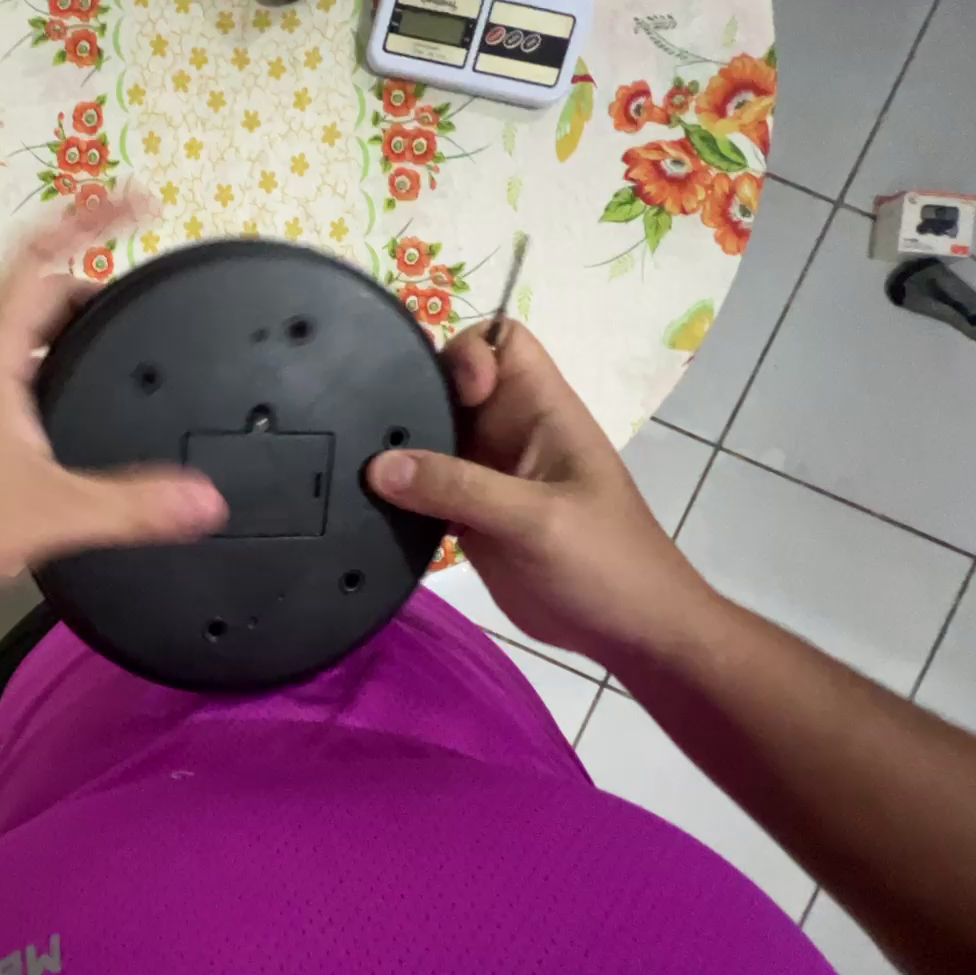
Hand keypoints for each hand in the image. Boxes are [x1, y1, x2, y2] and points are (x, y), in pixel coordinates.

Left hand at [0, 200, 227, 610]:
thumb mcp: (52, 514)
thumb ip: (133, 506)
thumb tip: (210, 500)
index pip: (39, 259)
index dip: (90, 219)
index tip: (139, 203)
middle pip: (36, 293)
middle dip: (92, 282)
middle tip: (145, 301)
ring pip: (22, 333)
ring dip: (69, 323)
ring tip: (122, 342)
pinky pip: (14, 368)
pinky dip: (51, 361)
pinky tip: (77, 399)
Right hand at [364, 321, 721, 665]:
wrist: (624, 631)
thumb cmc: (604, 562)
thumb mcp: (535, 519)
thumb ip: (458, 488)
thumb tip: (378, 466)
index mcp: (540, 411)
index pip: (501, 343)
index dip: (467, 353)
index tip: (440, 394)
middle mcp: (506, 434)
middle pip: (448, 387)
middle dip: (409, 395)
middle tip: (366, 429)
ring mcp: (483, 475)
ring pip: (428, 440)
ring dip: (395, 450)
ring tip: (350, 465)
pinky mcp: (465, 515)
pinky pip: (421, 489)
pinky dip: (395, 494)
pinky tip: (366, 505)